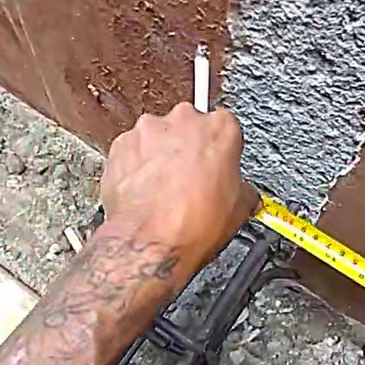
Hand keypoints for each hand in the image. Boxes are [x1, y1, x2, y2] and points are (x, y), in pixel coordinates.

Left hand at [98, 103, 258, 283]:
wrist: (149, 244)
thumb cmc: (190, 226)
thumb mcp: (238, 210)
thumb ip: (244, 189)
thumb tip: (244, 194)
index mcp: (220, 128)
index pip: (224, 128)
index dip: (219, 152)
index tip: (215, 168)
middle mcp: (183, 120)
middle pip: (188, 127)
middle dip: (187, 151)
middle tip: (188, 182)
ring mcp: (148, 131)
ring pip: (156, 138)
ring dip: (159, 158)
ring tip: (162, 191)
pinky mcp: (120, 145)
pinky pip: (131, 152)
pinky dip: (135, 167)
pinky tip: (143, 193)